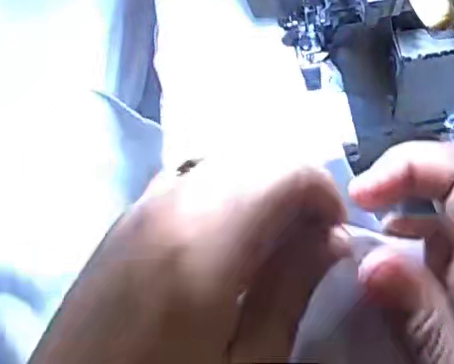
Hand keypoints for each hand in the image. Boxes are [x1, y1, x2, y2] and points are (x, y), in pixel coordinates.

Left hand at [31, 158, 348, 363]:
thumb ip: (290, 294)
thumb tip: (331, 239)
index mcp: (208, 231)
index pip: (292, 170)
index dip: (327, 197)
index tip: (335, 246)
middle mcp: (175, 197)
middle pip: (260, 157)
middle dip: (295, 190)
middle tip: (307, 248)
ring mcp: (140, 206)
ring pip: (225, 162)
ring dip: (258, 189)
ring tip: (265, 249)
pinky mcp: (118, 226)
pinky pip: (188, 180)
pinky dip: (220, 193)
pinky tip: (218, 247)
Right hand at [350, 142, 453, 363]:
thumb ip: (424, 320)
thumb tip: (371, 258)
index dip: (408, 165)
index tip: (359, 194)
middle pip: (447, 192)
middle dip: (393, 194)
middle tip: (343, 227)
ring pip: (439, 227)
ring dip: (393, 232)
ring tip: (347, 261)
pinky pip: (441, 263)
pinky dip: (404, 265)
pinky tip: (377, 293)